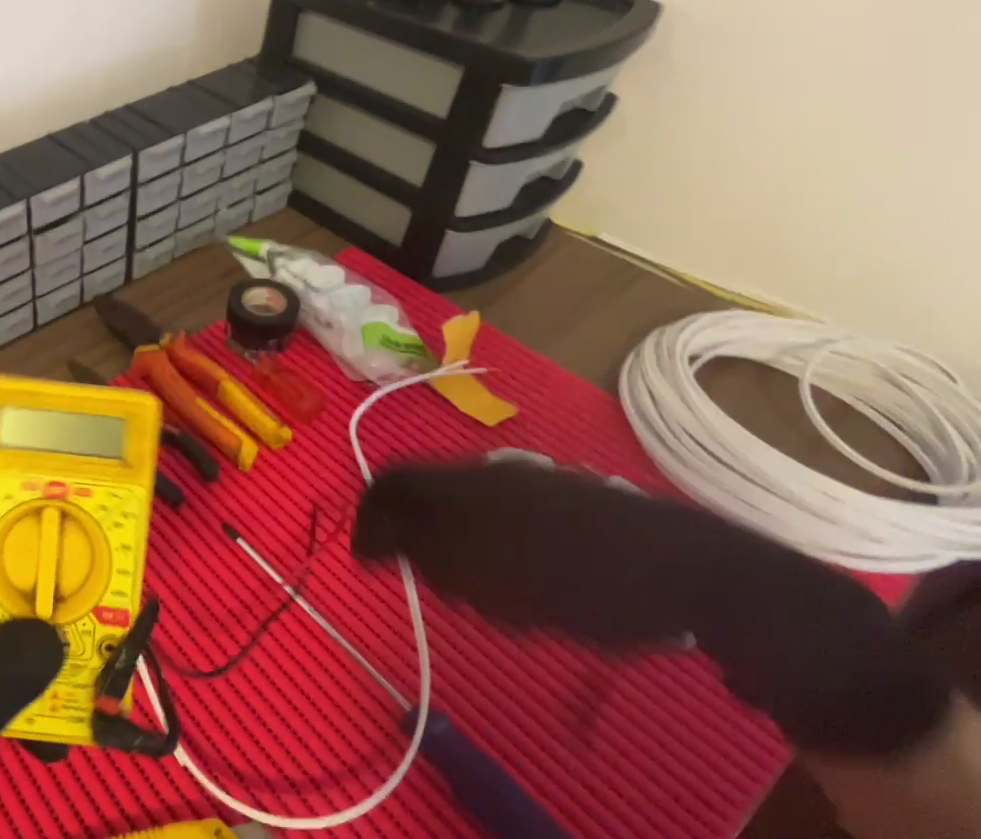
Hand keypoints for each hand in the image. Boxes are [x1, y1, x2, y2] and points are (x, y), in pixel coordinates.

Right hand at [353, 460, 950, 756]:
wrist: (698, 575)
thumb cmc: (583, 581)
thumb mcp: (489, 579)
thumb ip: (425, 553)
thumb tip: (381, 539)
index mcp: (464, 481)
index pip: (390, 482)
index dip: (368, 519)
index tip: (366, 562)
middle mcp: (492, 470)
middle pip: (425, 496)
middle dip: (418, 541)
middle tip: (437, 587)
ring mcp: (534, 481)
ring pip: (466, 508)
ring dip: (460, 549)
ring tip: (489, 594)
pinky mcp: (569, 498)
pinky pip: (506, 517)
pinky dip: (496, 549)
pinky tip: (529, 583)